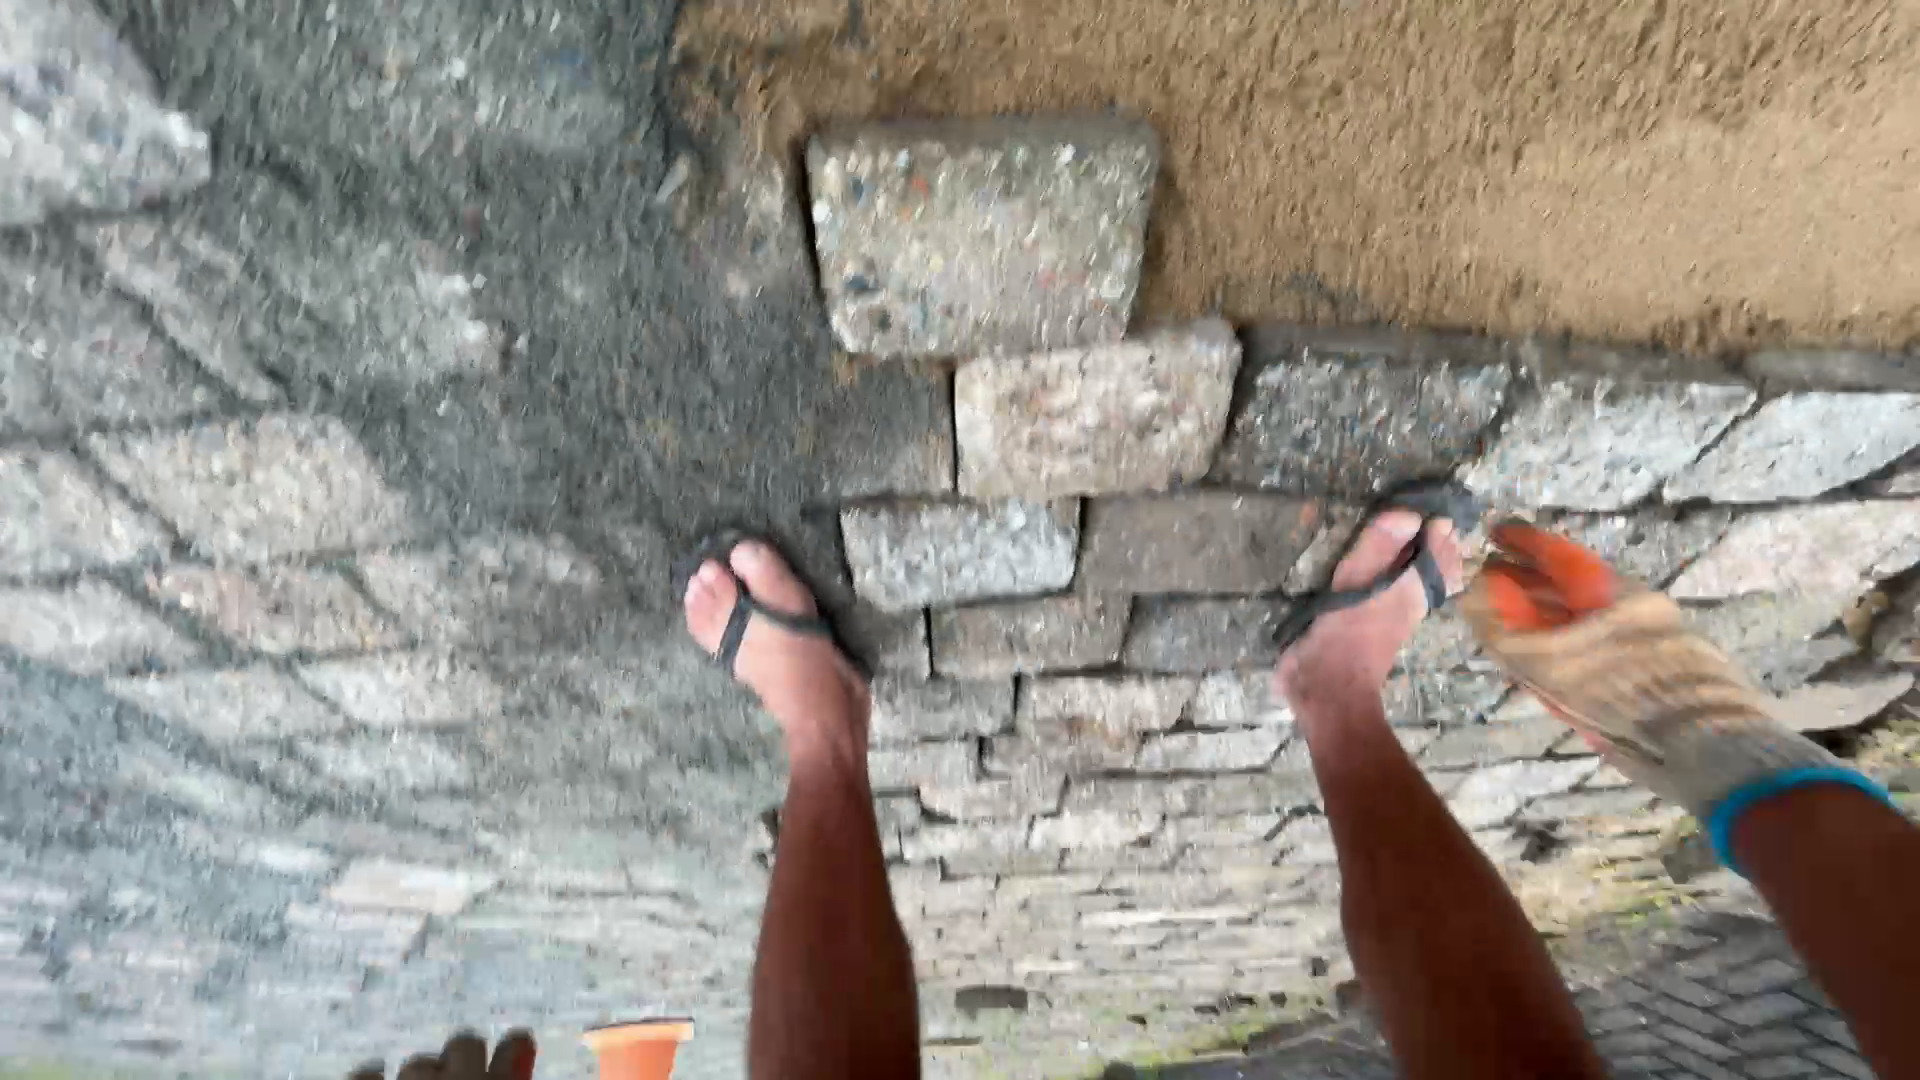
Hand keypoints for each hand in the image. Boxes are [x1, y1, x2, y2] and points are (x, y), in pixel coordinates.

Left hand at [350, 1030, 535, 1079]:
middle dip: (458, 1060)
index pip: (517, 1042)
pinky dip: (369, 1076)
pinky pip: (364, 1075)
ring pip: (418, 1063)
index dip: (511, 1049)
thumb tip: (523, 1050)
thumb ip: (512, 1077)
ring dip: (416, 1079)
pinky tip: (373, 1075)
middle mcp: (461, 1077)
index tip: (508, 1052)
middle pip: (466, 1042)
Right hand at [1463, 523, 1839, 817]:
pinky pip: (1603, 633)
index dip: (1522, 540)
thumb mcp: (1539, 662)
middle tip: (1492, 578)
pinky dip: (1570, 634)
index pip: (1558, 553)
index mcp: (1611, 592)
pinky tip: (1552, 652)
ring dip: (1547, 609)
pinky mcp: (1662, 659)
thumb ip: (1499, 626)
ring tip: (1514, 617)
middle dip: (1528, 577)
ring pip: (1586, 608)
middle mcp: (1634, 602)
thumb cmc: (1618, 696)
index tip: (1494, 531)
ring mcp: (1653, 630)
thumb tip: (1474, 595)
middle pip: (1571, 580)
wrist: (1704, 746)